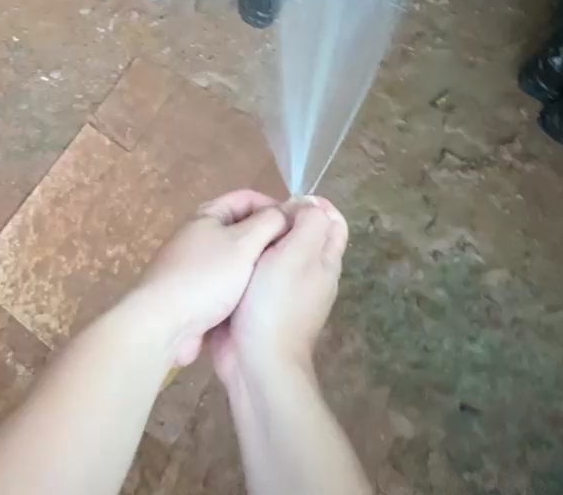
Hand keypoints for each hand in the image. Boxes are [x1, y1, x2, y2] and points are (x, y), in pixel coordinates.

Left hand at [121, 190, 290, 366]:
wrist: (164, 322)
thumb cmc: (205, 277)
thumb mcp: (242, 244)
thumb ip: (267, 224)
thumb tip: (286, 212)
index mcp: (208, 215)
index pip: (247, 198)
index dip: (274, 206)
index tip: (300, 224)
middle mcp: (202, 235)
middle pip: (243, 227)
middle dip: (269, 236)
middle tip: (297, 252)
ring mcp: (198, 264)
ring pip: (239, 258)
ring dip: (259, 264)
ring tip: (286, 275)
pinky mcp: (198, 292)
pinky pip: (230, 282)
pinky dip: (247, 286)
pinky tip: (265, 298)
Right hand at [212, 195, 348, 385]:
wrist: (257, 362)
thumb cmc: (276, 304)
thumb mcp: (297, 255)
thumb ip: (308, 224)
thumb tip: (309, 203)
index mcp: (324, 262)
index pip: (332, 222)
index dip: (313, 205)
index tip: (283, 201)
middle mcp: (310, 275)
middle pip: (304, 235)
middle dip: (284, 218)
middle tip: (256, 215)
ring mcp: (286, 292)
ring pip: (278, 252)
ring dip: (263, 238)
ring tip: (239, 231)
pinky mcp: (263, 304)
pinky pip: (259, 272)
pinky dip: (249, 259)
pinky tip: (231, 257)